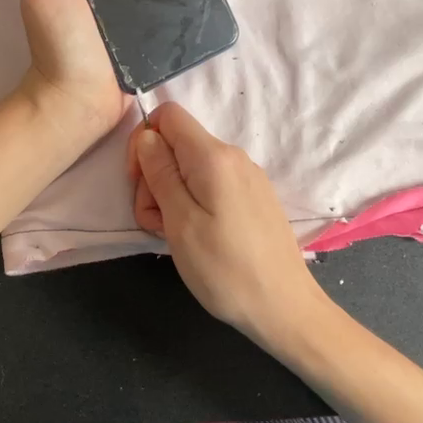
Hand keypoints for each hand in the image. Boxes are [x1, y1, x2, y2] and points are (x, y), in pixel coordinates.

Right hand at [127, 102, 327, 338]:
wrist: (284, 308)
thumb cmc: (225, 269)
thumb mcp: (179, 222)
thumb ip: (160, 173)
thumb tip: (147, 135)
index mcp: (213, 157)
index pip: (168, 114)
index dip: (142, 140)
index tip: (138, 181)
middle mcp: (234, 157)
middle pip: (176, 144)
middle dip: (153, 176)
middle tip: (154, 222)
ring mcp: (247, 178)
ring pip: (190, 168)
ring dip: (170, 196)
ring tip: (173, 236)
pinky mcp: (254, 198)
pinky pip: (211, 186)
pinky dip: (193, 205)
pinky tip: (195, 238)